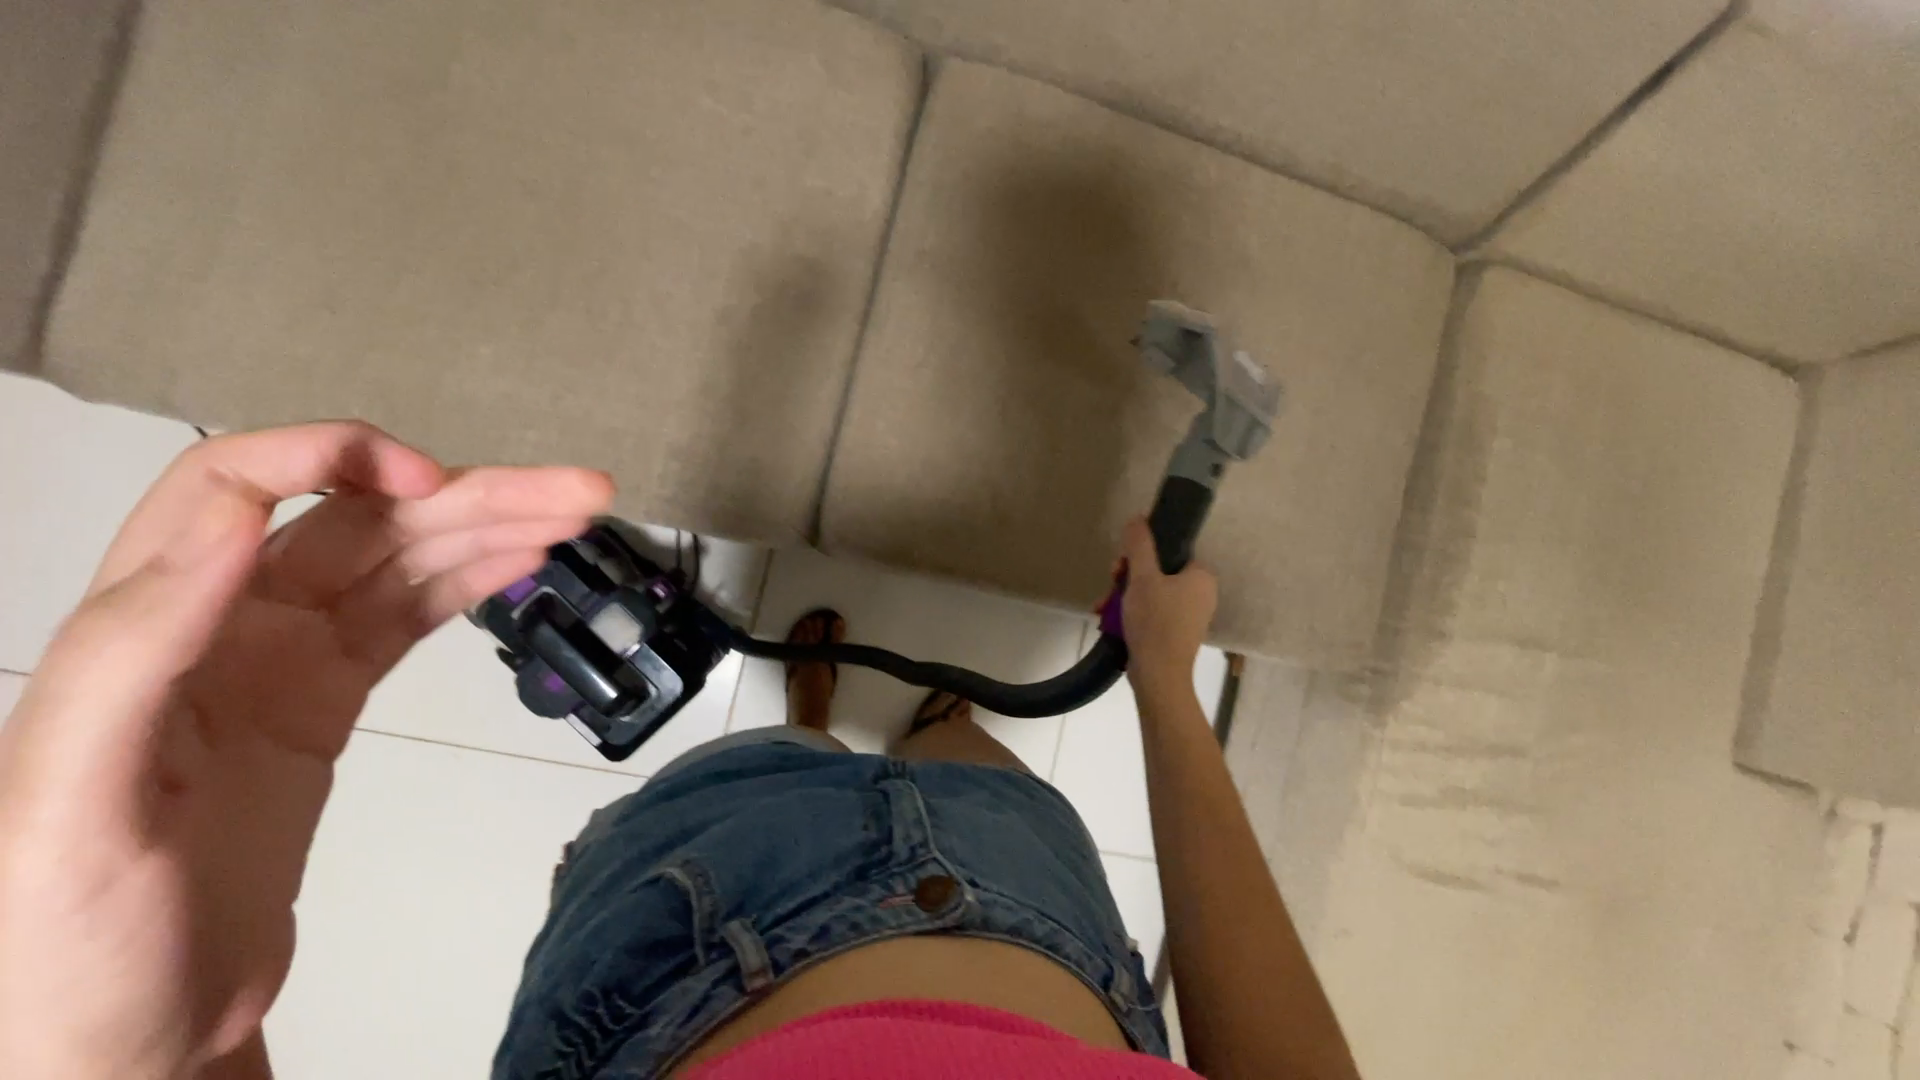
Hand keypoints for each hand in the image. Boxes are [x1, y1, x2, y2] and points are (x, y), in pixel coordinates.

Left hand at [0, 422, 611, 1079]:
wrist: (129, 1043)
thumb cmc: (68, 946)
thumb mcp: (68, 808)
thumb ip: (131, 651)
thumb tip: (229, 520)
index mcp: (148, 629)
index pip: (233, 489)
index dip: (338, 462)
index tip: (434, 483)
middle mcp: (221, 622)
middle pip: (359, 521)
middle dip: (473, 495)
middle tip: (576, 491)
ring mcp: (283, 658)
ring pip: (401, 561)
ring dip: (491, 528)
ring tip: (574, 514)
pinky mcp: (329, 695)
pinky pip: (410, 614)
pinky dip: (472, 579)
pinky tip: (524, 558)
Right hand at [1117, 517, 1217, 700]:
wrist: (1159, 676)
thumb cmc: (1155, 622)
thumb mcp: (1142, 578)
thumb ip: (1139, 546)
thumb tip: (1138, 518)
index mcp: (1201, 576)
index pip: (1171, 550)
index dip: (1142, 553)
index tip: (1120, 565)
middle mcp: (1201, 594)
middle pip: (1157, 571)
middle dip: (1127, 578)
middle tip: (1110, 585)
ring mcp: (1190, 615)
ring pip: (1151, 593)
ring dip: (1123, 596)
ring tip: (1104, 607)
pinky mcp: (1176, 633)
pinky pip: (1152, 612)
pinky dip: (1131, 613)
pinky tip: (1110, 620)